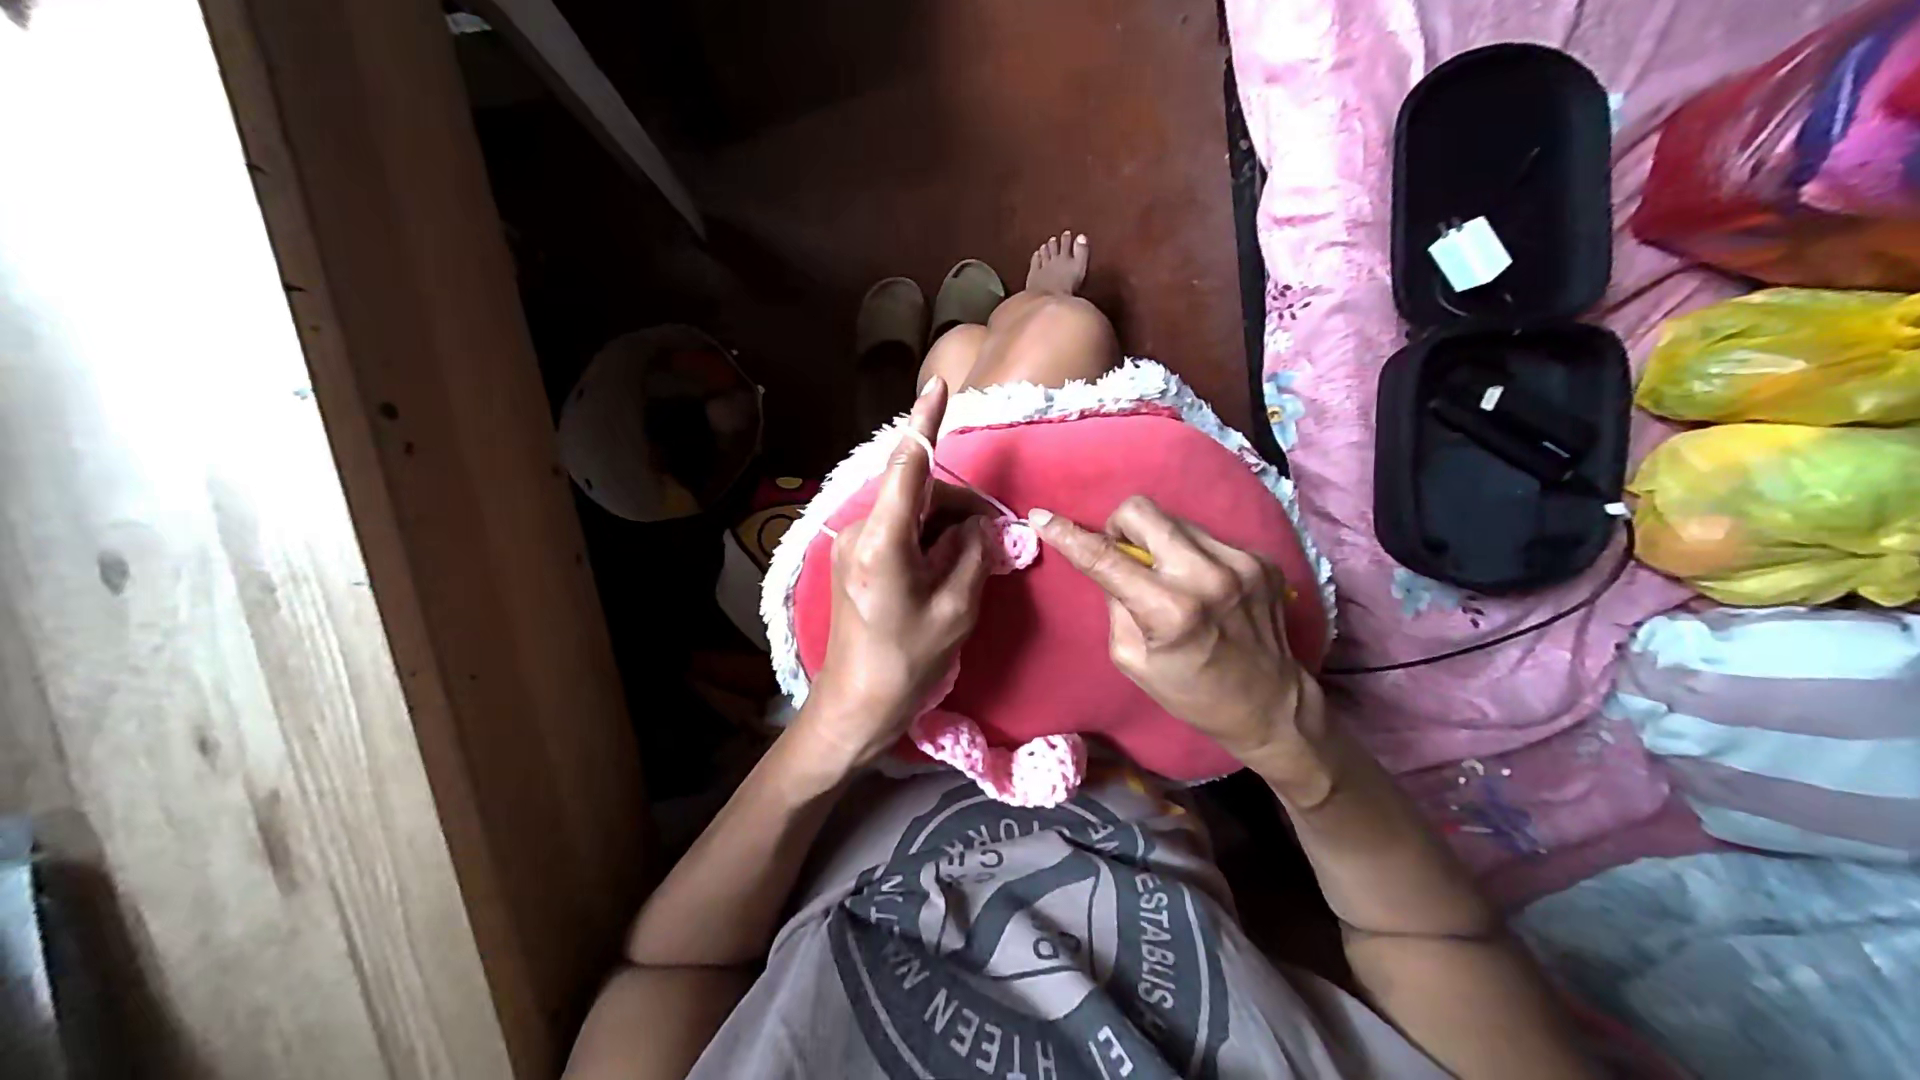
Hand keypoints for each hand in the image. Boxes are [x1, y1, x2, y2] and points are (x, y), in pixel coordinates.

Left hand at [791, 380, 993, 777]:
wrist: (856, 704)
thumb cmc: (907, 662)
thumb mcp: (956, 609)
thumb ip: (972, 554)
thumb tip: (979, 525)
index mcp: (883, 542)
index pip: (907, 467)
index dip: (925, 424)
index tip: (938, 386)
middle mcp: (860, 533)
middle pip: (917, 493)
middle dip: (959, 506)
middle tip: (994, 540)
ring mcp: (852, 545)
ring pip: (910, 513)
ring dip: (945, 525)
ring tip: (973, 561)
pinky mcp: (855, 559)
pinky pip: (899, 532)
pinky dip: (928, 539)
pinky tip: (947, 567)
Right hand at [1032, 497, 1316, 764]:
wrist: (1272, 704)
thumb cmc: (1193, 693)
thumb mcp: (1133, 659)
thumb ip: (1117, 604)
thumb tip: (1110, 565)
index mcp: (1171, 611)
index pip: (1105, 558)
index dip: (1067, 534)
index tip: (1042, 517)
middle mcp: (1208, 575)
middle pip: (1142, 512)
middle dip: (1120, 528)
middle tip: (1125, 558)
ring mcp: (1241, 562)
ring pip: (1175, 520)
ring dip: (1158, 542)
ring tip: (1169, 578)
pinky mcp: (1261, 558)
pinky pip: (1206, 537)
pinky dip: (1190, 554)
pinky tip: (1202, 586)